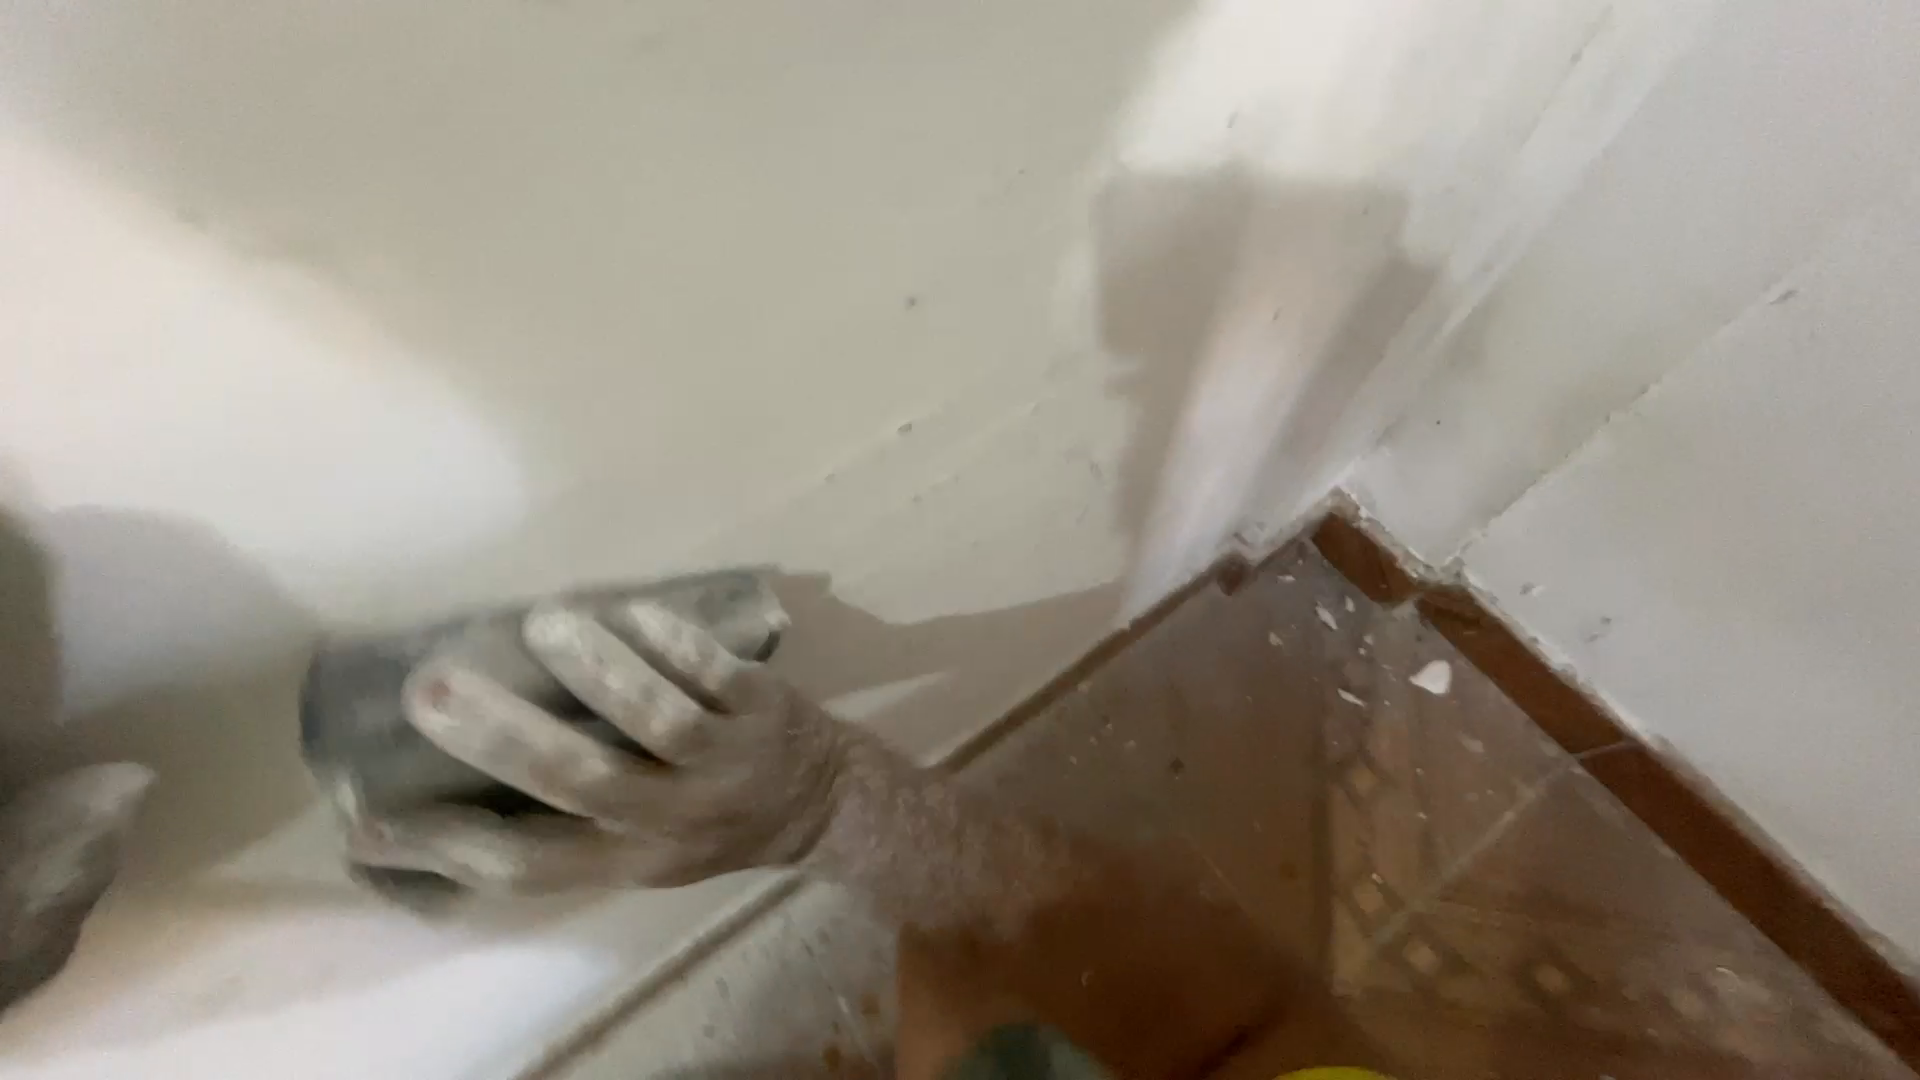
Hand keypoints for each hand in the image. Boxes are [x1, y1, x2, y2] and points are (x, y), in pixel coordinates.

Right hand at [347, 600, 850, 891]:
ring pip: (656, 719)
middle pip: (583, 782)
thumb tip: (466, 796)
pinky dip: (673, 642)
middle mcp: (678, 816)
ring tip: (543, 622)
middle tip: (434, 686)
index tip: (370, 817)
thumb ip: (578, 825)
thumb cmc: (718, 821)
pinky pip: (716, 673)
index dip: (452, 847)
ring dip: (598, 671)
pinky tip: (632, 609)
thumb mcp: (649, 847)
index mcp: (636, 859)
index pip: (533, 865)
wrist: (827, 803)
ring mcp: (728, 760)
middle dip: (505, 737)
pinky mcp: (766, 710)